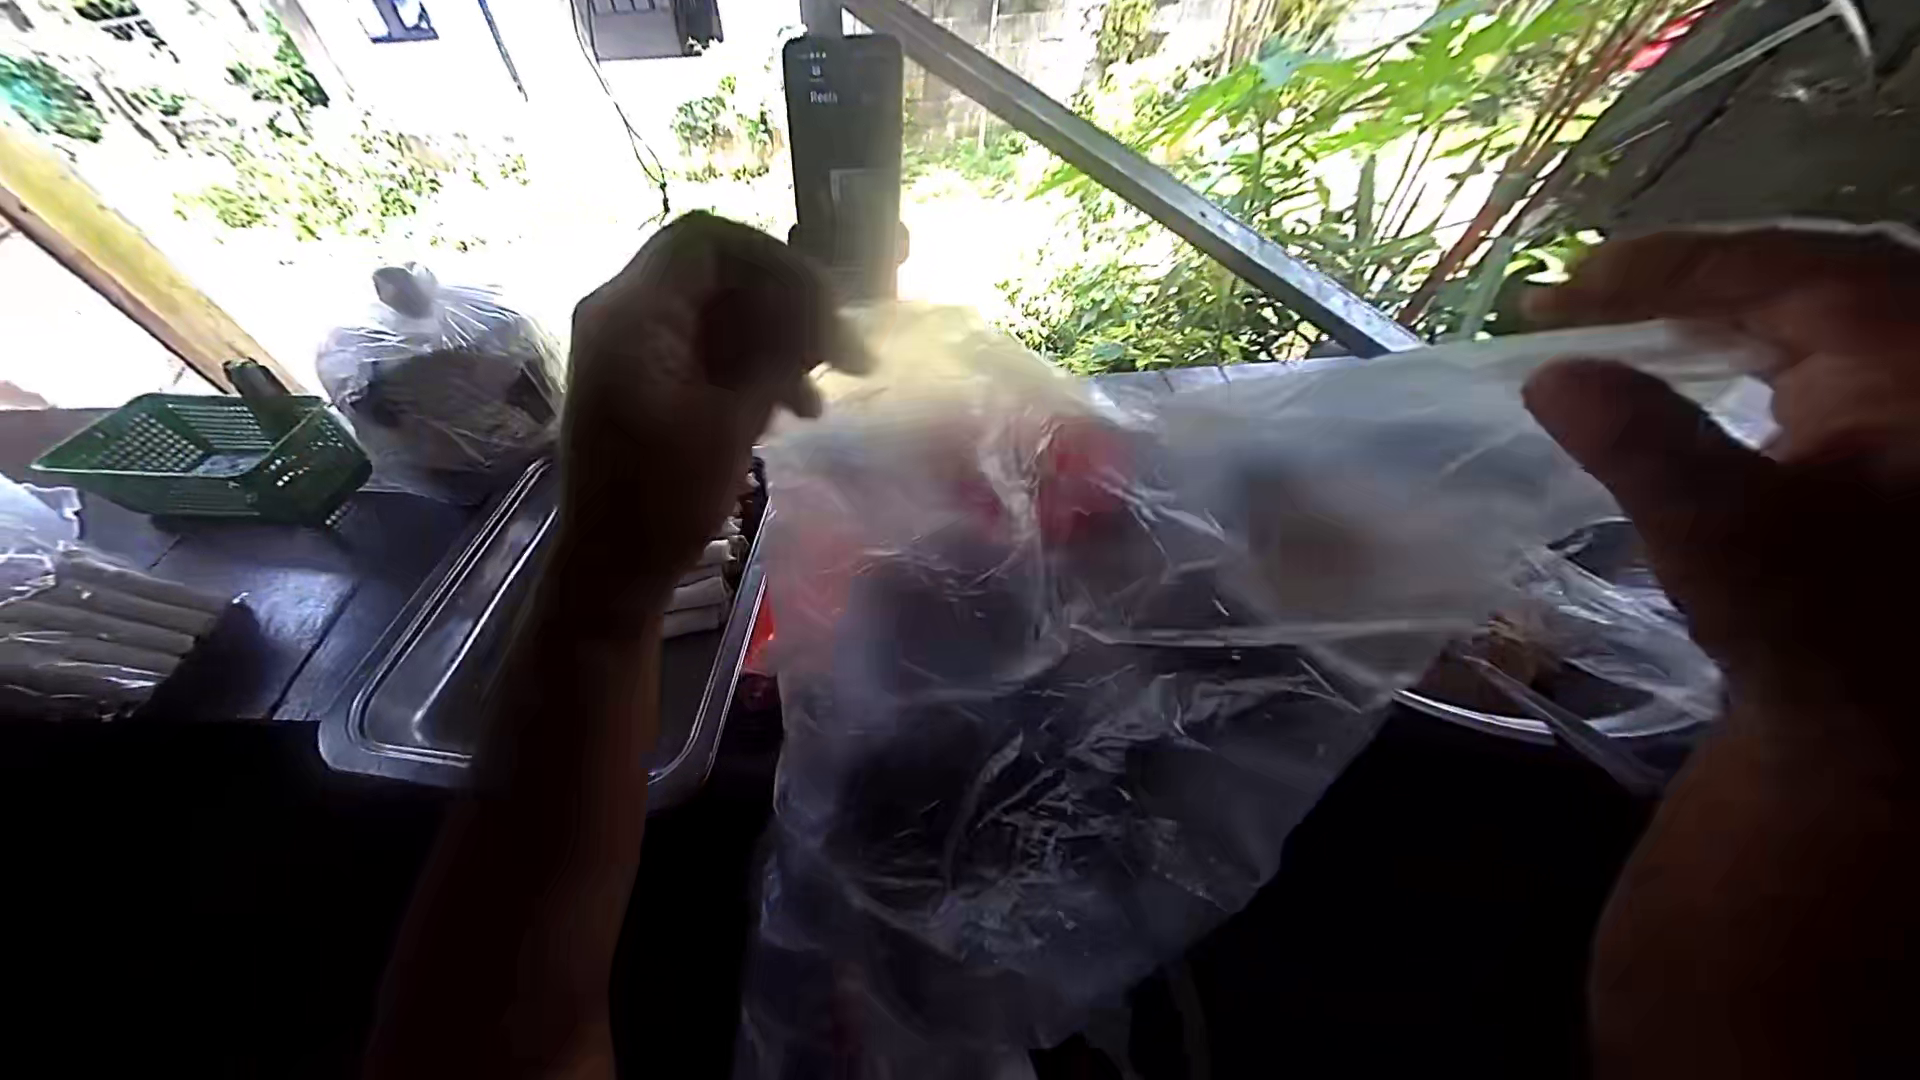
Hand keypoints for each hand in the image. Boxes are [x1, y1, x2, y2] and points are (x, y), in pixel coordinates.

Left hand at [559, 213, 862, 585]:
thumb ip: (775, 356)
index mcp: (633, 314)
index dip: (776, 263)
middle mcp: (633, 317)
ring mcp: (645, 352)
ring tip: (820, 399)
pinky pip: (720, 356)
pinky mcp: (660, 383)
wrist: (616, 564)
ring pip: (729, 321)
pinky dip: (761, 373)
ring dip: (783, 349)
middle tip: (846, 356)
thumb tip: (818, 311)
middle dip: (792, 313)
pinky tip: (794, 410)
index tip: (829, 308)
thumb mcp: (730, 422)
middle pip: (725, 281)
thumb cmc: (663, 499)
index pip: (709, 243)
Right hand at [1521, 226, 1919, 763]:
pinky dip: (1724, 348)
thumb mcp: (1718, 529)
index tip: (1559, 287)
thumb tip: (1549, 373)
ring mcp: (1917, 397)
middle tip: (1568, 299)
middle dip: (1677, 280)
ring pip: (1806, 314)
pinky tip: (1673, 363)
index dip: (1671, 265)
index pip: (1797, 269)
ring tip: (1604, 317)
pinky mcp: (1890, 431)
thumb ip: (1637, 441)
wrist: (1887, 710)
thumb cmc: (1818, 621)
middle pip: (1807, 277)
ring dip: (1697, 311)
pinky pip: (1805, 355)